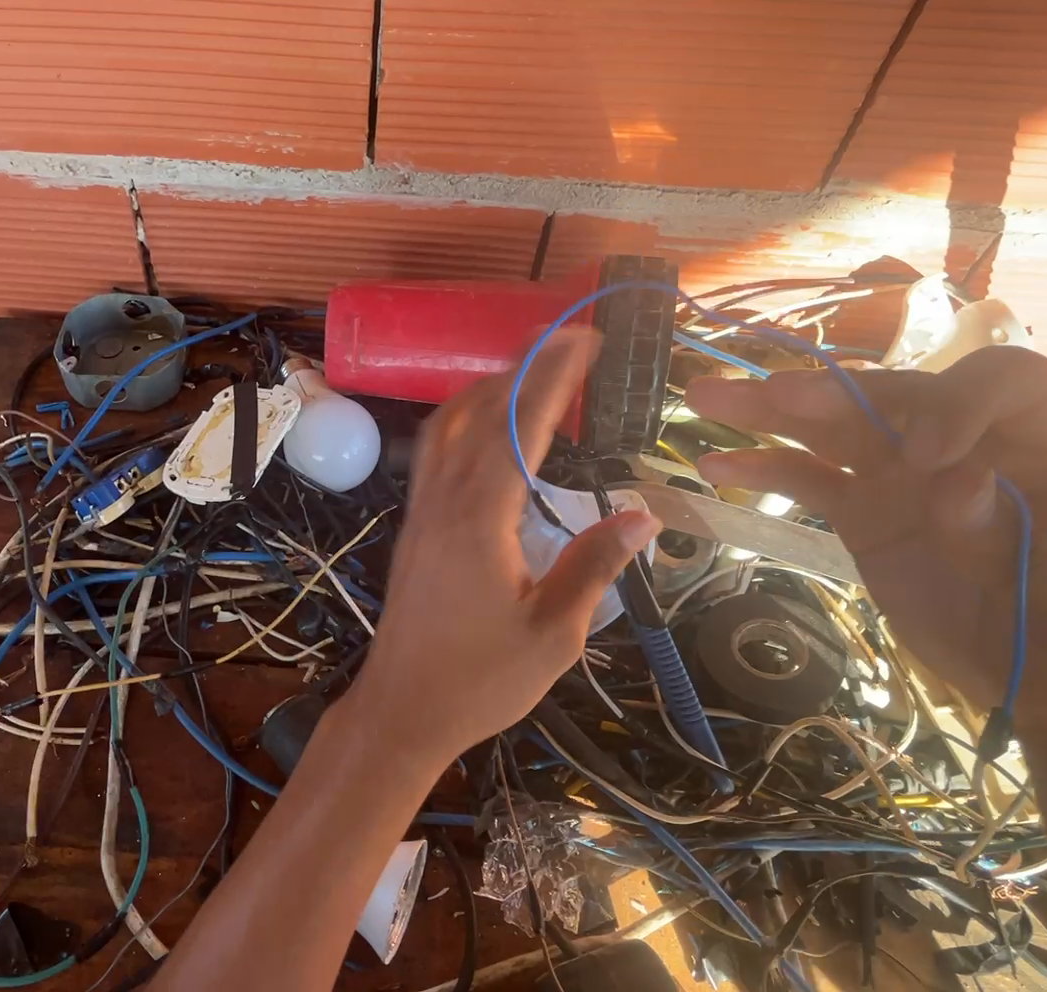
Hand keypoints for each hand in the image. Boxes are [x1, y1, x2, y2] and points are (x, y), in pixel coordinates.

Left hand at [348, 329, 660, 765]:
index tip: (582, 337)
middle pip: (478, 413)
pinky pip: (435, 453)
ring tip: (531, 373)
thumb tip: (644, 516)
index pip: (517, 428)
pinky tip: (487, 429)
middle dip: (522, 368)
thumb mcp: (554, 635)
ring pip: (447, 427)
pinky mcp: (415, 526)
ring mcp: (422, 511)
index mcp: (480, 521)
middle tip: (566, 340)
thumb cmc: (480, 682)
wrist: (402, 709)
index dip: (551, 377)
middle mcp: (444, 502)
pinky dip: (464, 421)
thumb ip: (594, 567)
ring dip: (487, 389)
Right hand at [687, 346, 1046, 737]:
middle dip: (829, 392)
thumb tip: (951, 480)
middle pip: (895, 394)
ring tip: (705, 396)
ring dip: (770, 411)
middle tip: (769, 395)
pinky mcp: (866, 511)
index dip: (957, 406)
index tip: (924, 461)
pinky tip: (716, 466)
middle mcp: (972, 444)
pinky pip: (810, 479)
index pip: (1002, 384)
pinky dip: (764, 468)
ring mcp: (908, 477)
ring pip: (835, 428)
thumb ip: (1006, 536)